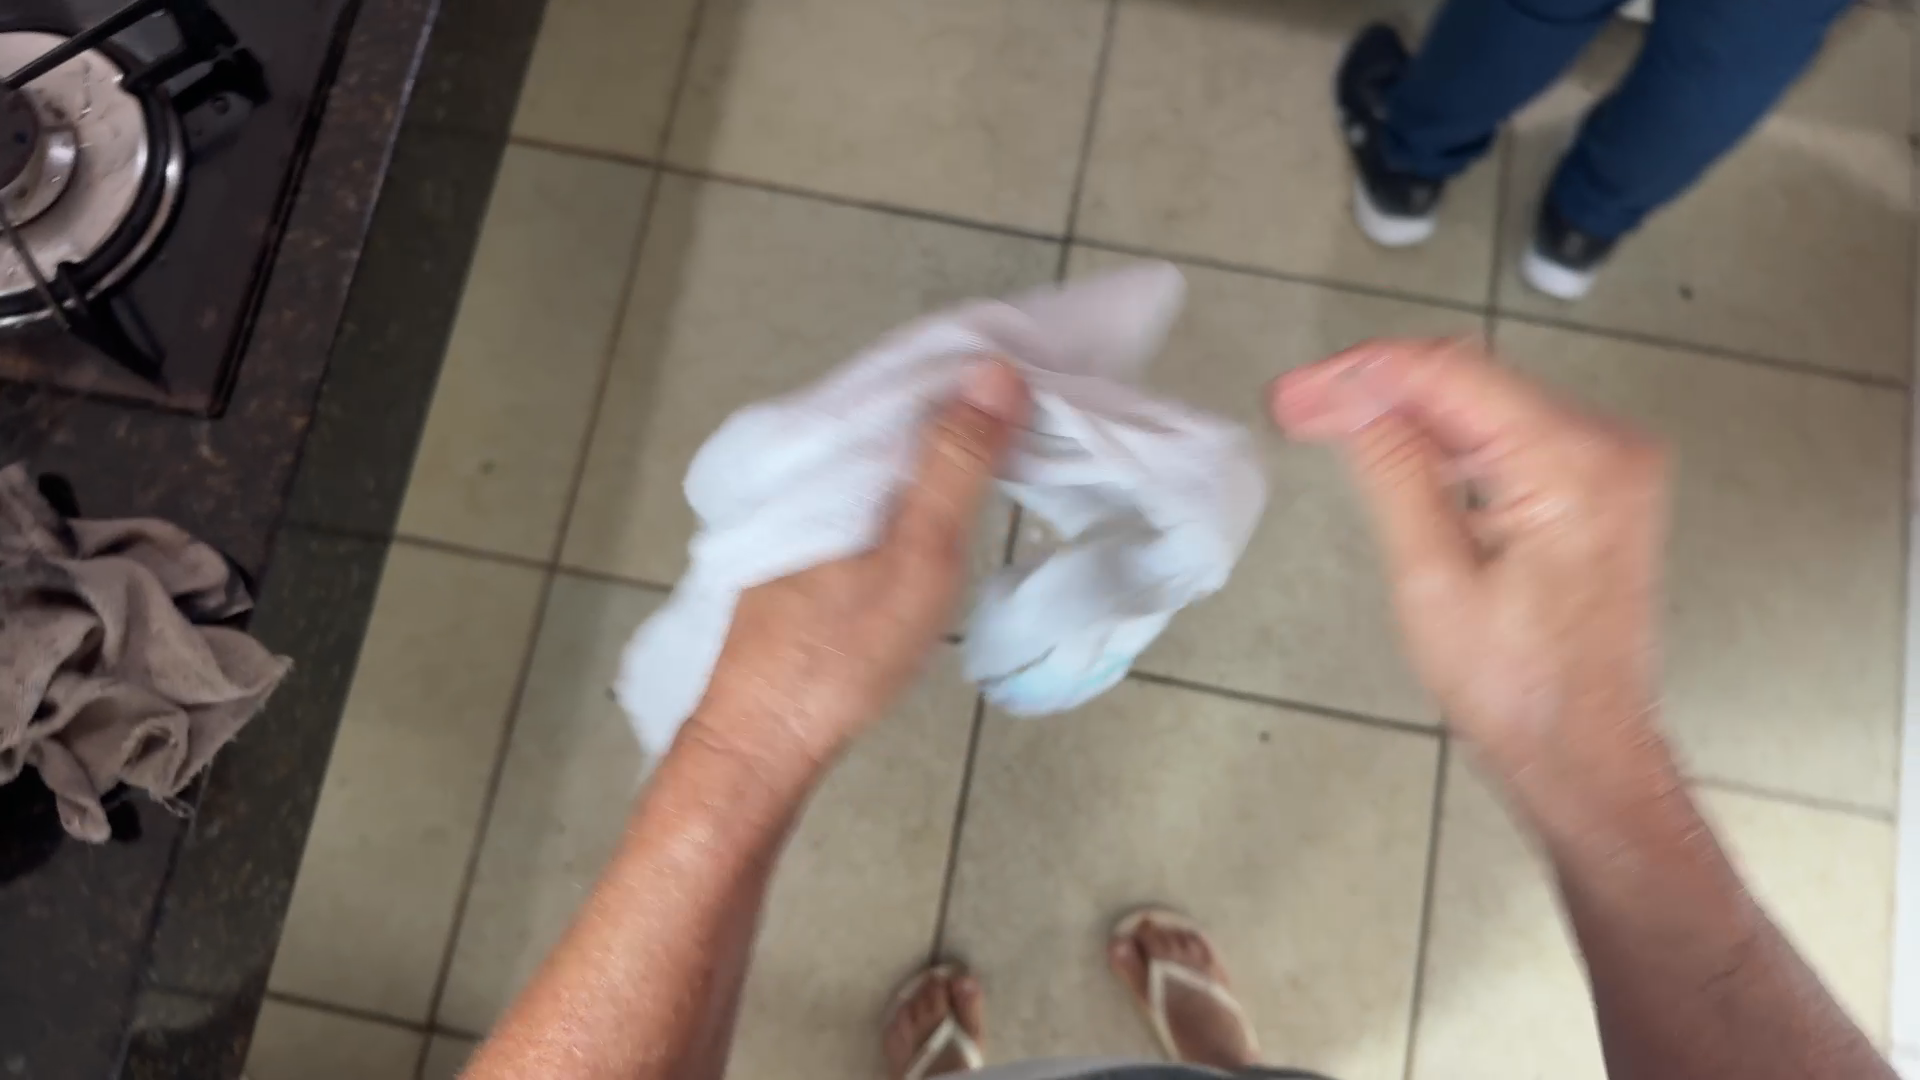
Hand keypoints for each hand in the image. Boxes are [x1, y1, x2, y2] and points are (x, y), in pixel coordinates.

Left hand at [686, 359, 1027, 769]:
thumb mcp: (917, 556)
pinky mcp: (804, 533)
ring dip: (942, 440)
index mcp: (829, 449)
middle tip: (1038, 410)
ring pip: (884, 448)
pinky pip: (869, 481)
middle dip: (965, 404)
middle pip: (897, 410)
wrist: (764, 735)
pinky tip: (944, 490)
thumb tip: (997, 368)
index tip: (1040, 372)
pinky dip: (913, 475)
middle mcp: (806, 460)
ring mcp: (799, 499)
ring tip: (1008, 440)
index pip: (910, 375)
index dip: (977, 371)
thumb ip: (954, 465)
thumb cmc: (844, 653)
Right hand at [1270, 338, 1668, 779]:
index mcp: (1569, 461)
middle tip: (1291, 406)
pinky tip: (1378, 444)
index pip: (1446, 376)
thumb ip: (1393, 474)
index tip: (1287, 394)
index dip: (1355, 375)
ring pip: (1476, 400)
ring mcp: (1602, 461)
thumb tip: (1346, 403)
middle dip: (1368, 385)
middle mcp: (1601, 442)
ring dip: (1392, 406)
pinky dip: (1430, 432)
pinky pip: (1496, 432)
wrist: (1580, 746)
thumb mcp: (1430, 575)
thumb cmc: (1504, 678)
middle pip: (1464, 378)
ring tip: (1316, 421)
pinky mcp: (1587, 483)